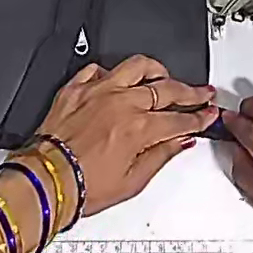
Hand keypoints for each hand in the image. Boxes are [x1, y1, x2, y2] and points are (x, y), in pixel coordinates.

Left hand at [36, 56, 216, 216]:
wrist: (44, 181)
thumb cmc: (81, 186)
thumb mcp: (133, 181)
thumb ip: (162, 155)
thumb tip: (180, 142)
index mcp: (138, 128)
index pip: (180, 118)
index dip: (199, 116)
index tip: (208, 114)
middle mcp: (121, 103)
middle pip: (167, 88)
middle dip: (191, 91)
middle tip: (201, 92)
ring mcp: (98, 91)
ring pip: (137, 66)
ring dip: (157, 70)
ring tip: (165, 75)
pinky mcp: (77, 88)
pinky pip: (98, 68)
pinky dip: (113, 72)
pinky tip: (118, 78)